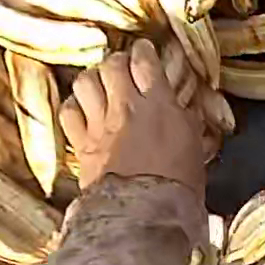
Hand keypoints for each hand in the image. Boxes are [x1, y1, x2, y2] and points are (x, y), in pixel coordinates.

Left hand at [60, 38, 206, 194]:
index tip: (145, 50)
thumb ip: (187, 124)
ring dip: (93, 79)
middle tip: (122, 66)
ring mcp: (100, 125)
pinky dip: (75, 105)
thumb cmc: (181, 186)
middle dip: (117, 61)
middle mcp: (127, 107)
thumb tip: (185, 112)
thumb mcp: (194, 149)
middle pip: (112, 65)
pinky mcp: (82, 145)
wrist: (146, 213)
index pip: (146, 62)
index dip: (144, 52)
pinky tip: (82, 108)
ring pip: (86, 82)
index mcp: (160, 105)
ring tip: (100, 83)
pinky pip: (69, 111)